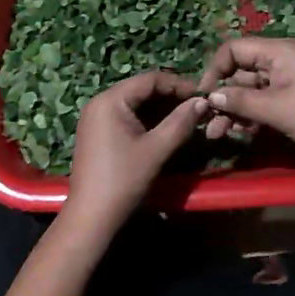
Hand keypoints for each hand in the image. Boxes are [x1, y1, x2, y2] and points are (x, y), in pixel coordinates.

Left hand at [63, 71, 207, 235]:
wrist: (92, 215)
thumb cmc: (123, 179)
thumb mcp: (156, 149)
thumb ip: (181, 122)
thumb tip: (203, 102)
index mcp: (110, 100)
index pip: (150, 79)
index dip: (179, 84)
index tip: (202, 94)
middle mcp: (100, 102)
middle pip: (142, 89)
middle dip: (171, 96)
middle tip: (197, 106)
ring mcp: (97, 117)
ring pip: (135, 103)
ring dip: (161, 108)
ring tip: (187, 117)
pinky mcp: (98, 132)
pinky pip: (127, 116)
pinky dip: (148, 119)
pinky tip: (167, 128)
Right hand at [195, 38, 294, 160]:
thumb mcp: (278, 109)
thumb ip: (242, 101)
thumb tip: (210, 95)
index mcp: (279, 52)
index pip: (234, 49)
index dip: (215, 69)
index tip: (203, 96)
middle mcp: (282, 62)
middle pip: (241, 72)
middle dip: (222, 96)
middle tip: (208, 124)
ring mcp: (289, 83)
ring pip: (251, 91)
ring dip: (234, 110)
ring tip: (218, 135)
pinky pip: (265, 104)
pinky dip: (252, 117)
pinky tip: (241, 134)